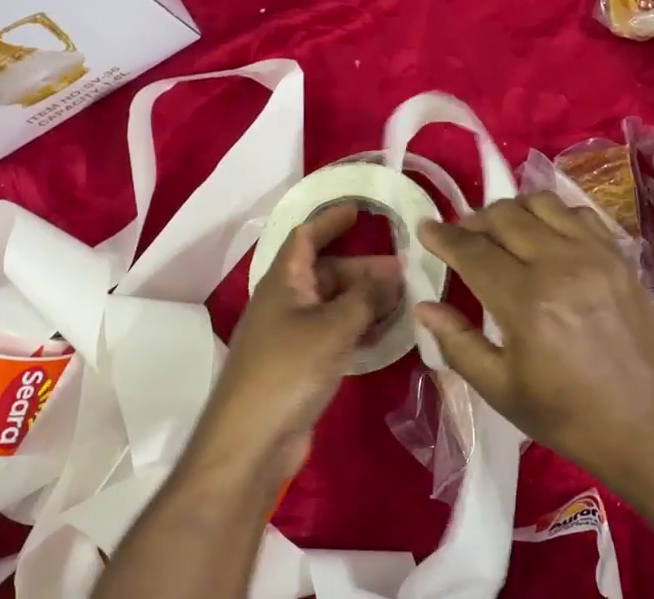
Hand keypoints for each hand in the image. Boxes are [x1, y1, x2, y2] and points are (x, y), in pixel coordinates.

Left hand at [193, 202, 401, 484]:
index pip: (306, 237)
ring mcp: (288, 336)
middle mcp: (283, 303)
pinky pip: (331, 332)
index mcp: (283, 283)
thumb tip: (393, 273)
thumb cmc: (289, 371)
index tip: (360, 209)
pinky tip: (382, 333)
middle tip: (403, 271)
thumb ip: (367, 296)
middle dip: (363, 268)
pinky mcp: (297, 365)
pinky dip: (356, 327)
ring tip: (402, 300)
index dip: (331, 220)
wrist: (250, 444)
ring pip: (331, 304)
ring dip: (364, 299)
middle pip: (325, 272)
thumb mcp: (335, 327)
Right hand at [414, 193, 653, 477]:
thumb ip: (458, 342)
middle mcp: (558, 264)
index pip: (473, 250)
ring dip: (513, 211)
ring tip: (503, 233)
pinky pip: (579, 213)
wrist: (646, 420)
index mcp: (525, 301)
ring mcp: (594, 253)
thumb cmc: (567, 415)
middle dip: (474, 221)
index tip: (425, 228)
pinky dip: (554, 214)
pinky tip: (546, 236)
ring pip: (542, 203)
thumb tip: (425, 306)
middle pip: (505, 216)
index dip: (443, 237)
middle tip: (462, 239)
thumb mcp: (501, 390)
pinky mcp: (618, 254)